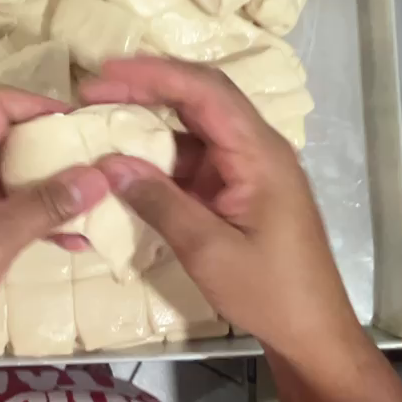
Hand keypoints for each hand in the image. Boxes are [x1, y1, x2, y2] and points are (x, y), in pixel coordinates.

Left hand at [0, 86, 108, 362]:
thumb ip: (47, 204)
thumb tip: (100, 176)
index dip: (39, 105)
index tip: (82, 122)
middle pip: (15, 140)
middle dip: (58, 150)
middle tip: (102, 157)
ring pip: (22, 180)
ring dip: (58, 190)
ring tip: (101, 198)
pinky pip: (20, 214)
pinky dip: (47, 222)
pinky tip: (80, 240)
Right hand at [79, 57, 359, 360]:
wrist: (310, 328)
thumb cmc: (269, 290)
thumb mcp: (208, 250)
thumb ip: (160, 203)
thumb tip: (110, 164)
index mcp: (259, 153)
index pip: (206, 92)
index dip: (154, 74)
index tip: (106, 73)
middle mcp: (255, 149)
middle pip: (199, 100)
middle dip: (144, 90)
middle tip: (91, 93)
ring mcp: (245, 169)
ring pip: (192, 129)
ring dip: (147, 123)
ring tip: (98, 122)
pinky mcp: (235, 190)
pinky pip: (192, 161)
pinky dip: (157, 159)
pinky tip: (124, 165)